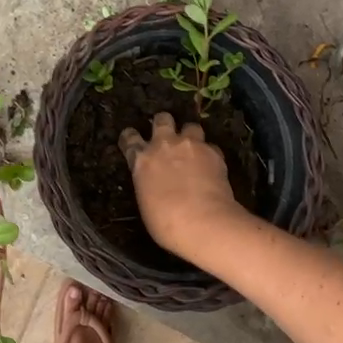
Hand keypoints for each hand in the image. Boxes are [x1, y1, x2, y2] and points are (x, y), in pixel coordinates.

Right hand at [119, 112, 255, 261]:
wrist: (203, 222)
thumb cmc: (166, 223)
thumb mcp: (146, 202)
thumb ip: (148, 182)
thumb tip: (154, 181)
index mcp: (142, 159)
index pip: (129, 138)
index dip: (131, 137)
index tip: (132, 139)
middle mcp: (164, 144)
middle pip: (162, 119)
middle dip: (164, 124)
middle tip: (169, 137)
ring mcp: (190, 145)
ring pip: (190, 126)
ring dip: (191, 137)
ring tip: (194, 151)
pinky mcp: (213, 151)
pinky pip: (211, 146)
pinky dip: (210, 155)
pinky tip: (212, 168)